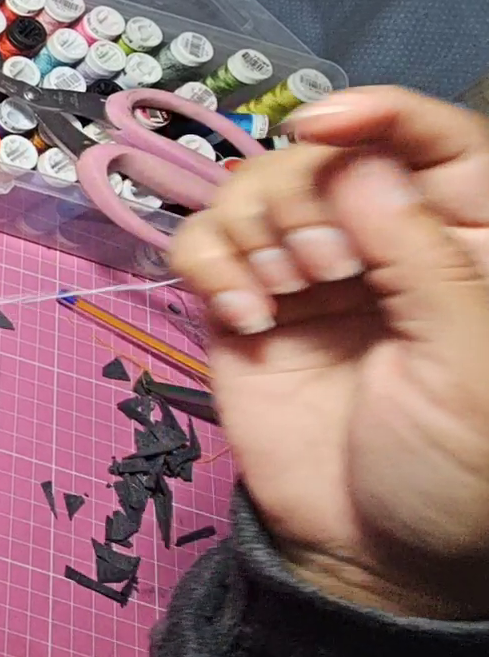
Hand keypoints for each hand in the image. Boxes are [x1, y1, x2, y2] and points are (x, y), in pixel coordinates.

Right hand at [169, 87, 488, 617]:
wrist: (365, 539)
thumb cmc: (459, 467)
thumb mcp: (473, 368)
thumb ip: (424, 263)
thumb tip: (357, 166)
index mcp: (468, 248)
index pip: (437, 147)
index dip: (382, 116)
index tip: (321, 123)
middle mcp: (378, 244)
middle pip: (313, 161)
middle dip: (297, 203)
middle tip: (316, 273)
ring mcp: (298, 270)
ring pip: (242, 194)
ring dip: (247, 237)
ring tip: (273, 300)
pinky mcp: (233, 296)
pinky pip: (195, 244)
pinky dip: (205, 269)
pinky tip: (239, 317)